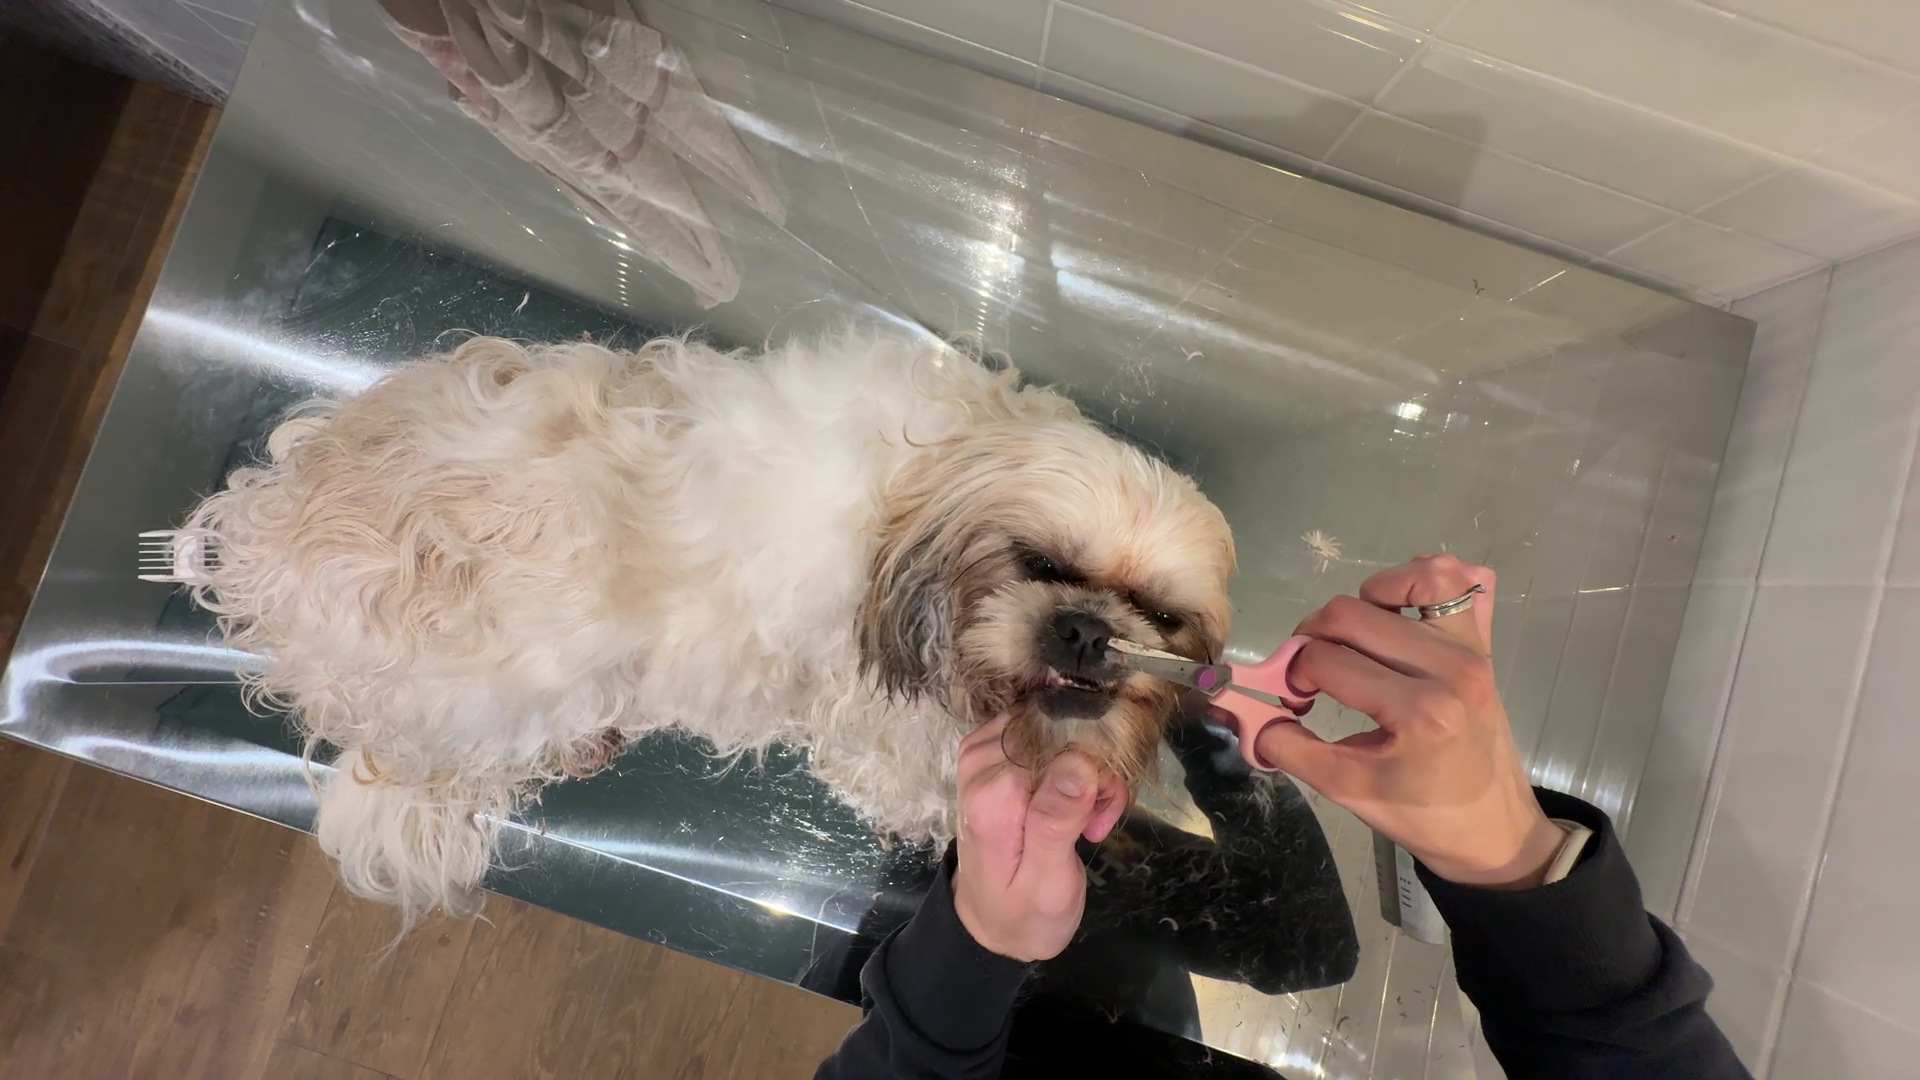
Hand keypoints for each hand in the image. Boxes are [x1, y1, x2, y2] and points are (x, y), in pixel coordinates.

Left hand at [950, 715, 1128, 960]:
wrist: (991, 922)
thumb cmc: (1022, 912)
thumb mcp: (1047, 883)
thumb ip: (1057, 820)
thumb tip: (1078, 761)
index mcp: (991, 794)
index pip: (1060, 747)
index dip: (1093, 776)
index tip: (1098, 821)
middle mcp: (981, 762)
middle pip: (1060, 735)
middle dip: (1093, 775)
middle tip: (1095, 824)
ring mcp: (984, 752)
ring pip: (1058, 732)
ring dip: (1085, 773)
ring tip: (1086, 822)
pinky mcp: (993, 750)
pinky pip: (1046, 736)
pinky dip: (1070, 766)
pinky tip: (1075, 805)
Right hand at [1252, 555, 1564, 888]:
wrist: (1494, 829)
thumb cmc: (1421, 813)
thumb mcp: (1345, 790)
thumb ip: (1287, 747)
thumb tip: (1247, 711)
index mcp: (1419, 711)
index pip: (1324, 660)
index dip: (1293, 676)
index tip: (1297, 702)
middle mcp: (1450, 668)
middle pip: (1348, 614)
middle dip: (1311, 638)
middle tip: (1312, 674)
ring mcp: (1473, 649)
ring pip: (1408, 579)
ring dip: (1363, 602)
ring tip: (1355, 640)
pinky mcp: (1484, 641)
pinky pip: (1460, 578)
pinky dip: (1422, 581)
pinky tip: (1398, 612)